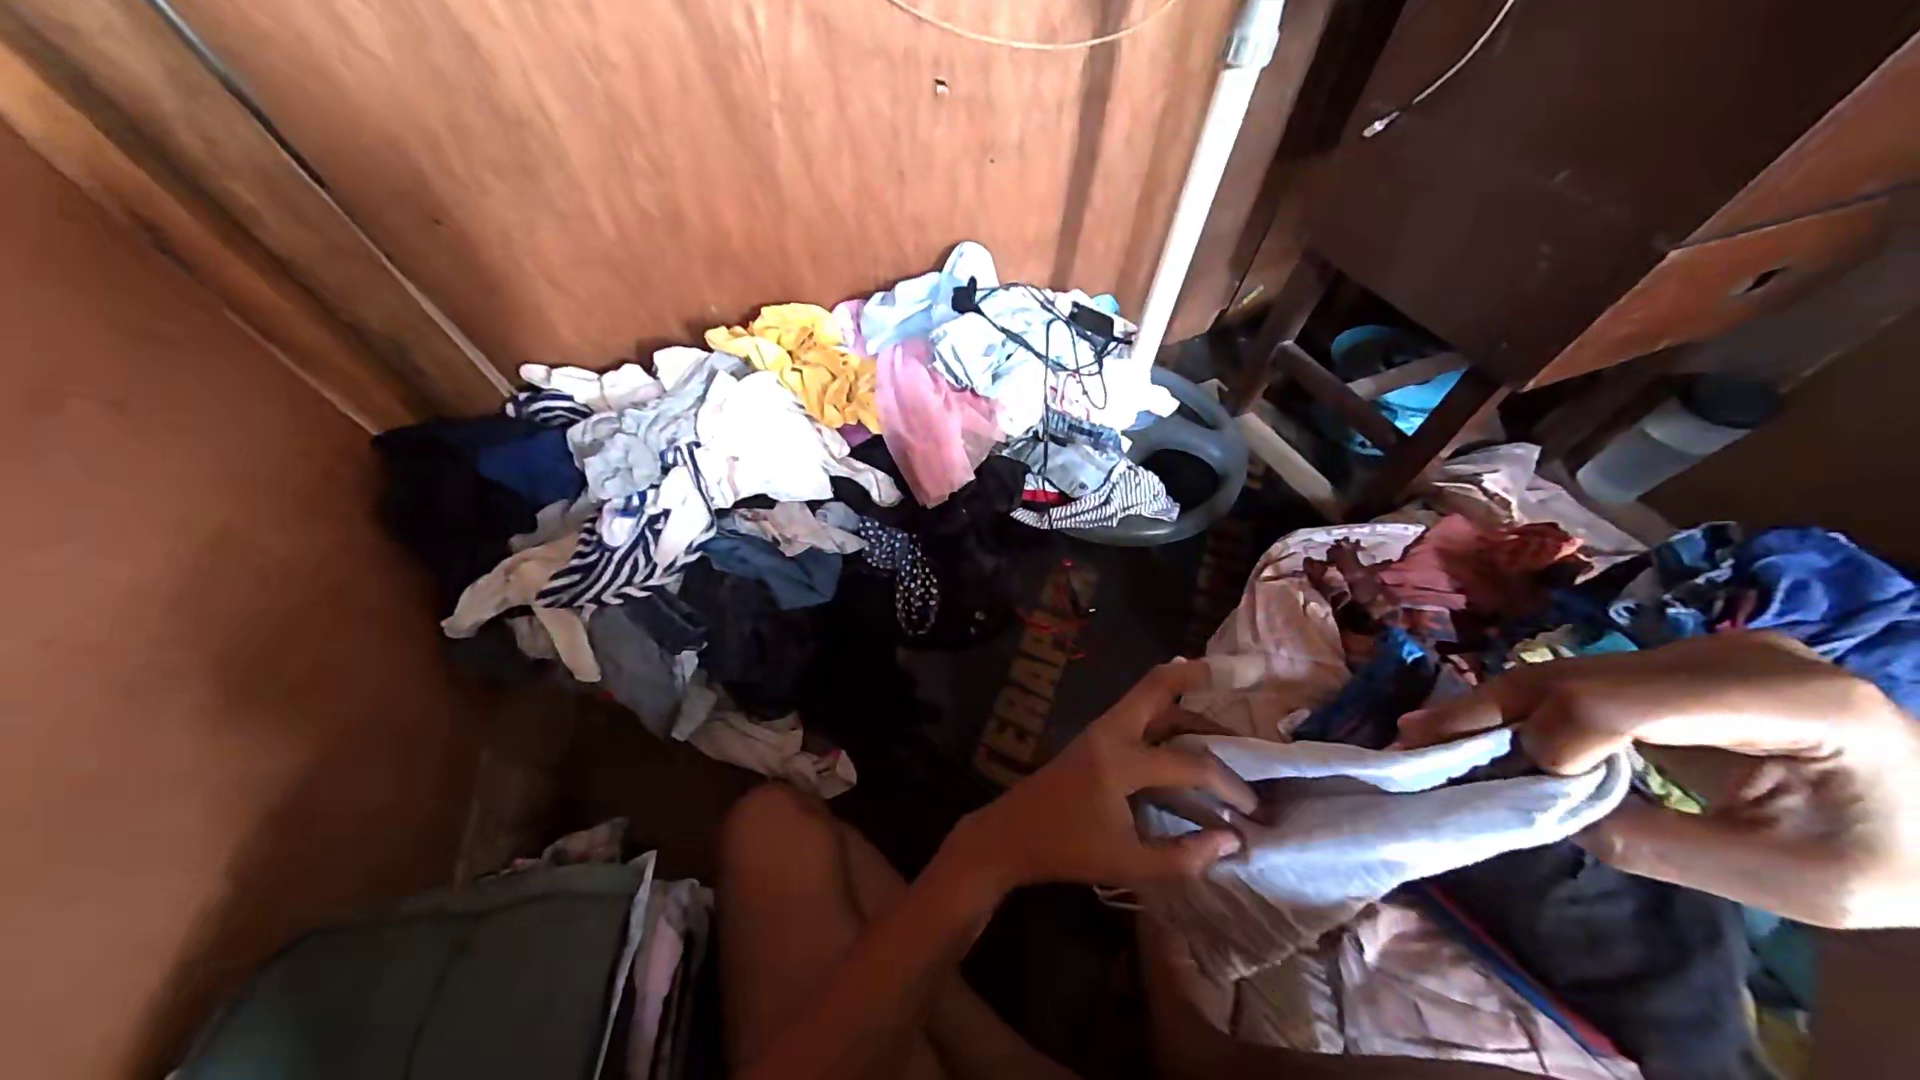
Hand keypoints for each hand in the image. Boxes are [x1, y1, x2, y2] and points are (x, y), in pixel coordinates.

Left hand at [944, 661, 1256, 893]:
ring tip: (1220, 698)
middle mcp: (1111, 733)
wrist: (1008, 835)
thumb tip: (1232, 840)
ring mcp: (1099, 731)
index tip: (1253, 809)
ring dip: (1183, 696)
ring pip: (1146, 697)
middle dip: (1197, 676)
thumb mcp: (1126, 864)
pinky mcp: (1094, 738)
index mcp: (1120, 762)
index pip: (1191, 764)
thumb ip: (1182, 857)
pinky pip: (1136, 712)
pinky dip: (1163, 706)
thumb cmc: (1066, 850)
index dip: (1229, 785)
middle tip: (1237, 671)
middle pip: (1157, 687)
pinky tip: (1179, 713)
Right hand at [1398, 631, 1919, 927]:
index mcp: (1794, 702)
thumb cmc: (1897, 862)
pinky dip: (1526, 709)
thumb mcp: (1791, 883)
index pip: (1632, 700)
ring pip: (1569, 672)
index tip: (1531, 788)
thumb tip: (1543, 806)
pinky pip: (1583, 680)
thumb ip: (1656, 843)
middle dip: (1492, 712)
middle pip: (1584, 676)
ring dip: (1494, 707)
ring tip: (1425, 731)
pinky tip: (1479, 724)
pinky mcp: (1675, 662)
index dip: (1562, 738)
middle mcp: (1737, 654)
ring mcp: (1703, 650)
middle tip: (1415, 737)